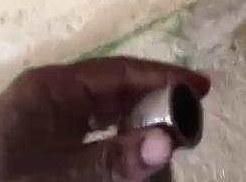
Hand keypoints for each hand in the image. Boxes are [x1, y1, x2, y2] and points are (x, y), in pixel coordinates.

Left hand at [0, 58, 211, 181]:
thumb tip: (169, 142)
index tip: (201, 91)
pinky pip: (91, 153)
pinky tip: (129, 174)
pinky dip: (114, 164)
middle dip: (152, 122)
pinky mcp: (44, 161)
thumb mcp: (55, 173)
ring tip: (156, 169)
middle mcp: (52, 104)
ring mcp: (47, 134)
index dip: (162, 79)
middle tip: (183, 143)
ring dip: (134, 150)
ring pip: (108, 133)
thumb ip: (111, 162)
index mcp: (51, 88)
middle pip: (118, 102)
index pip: (119, 73)